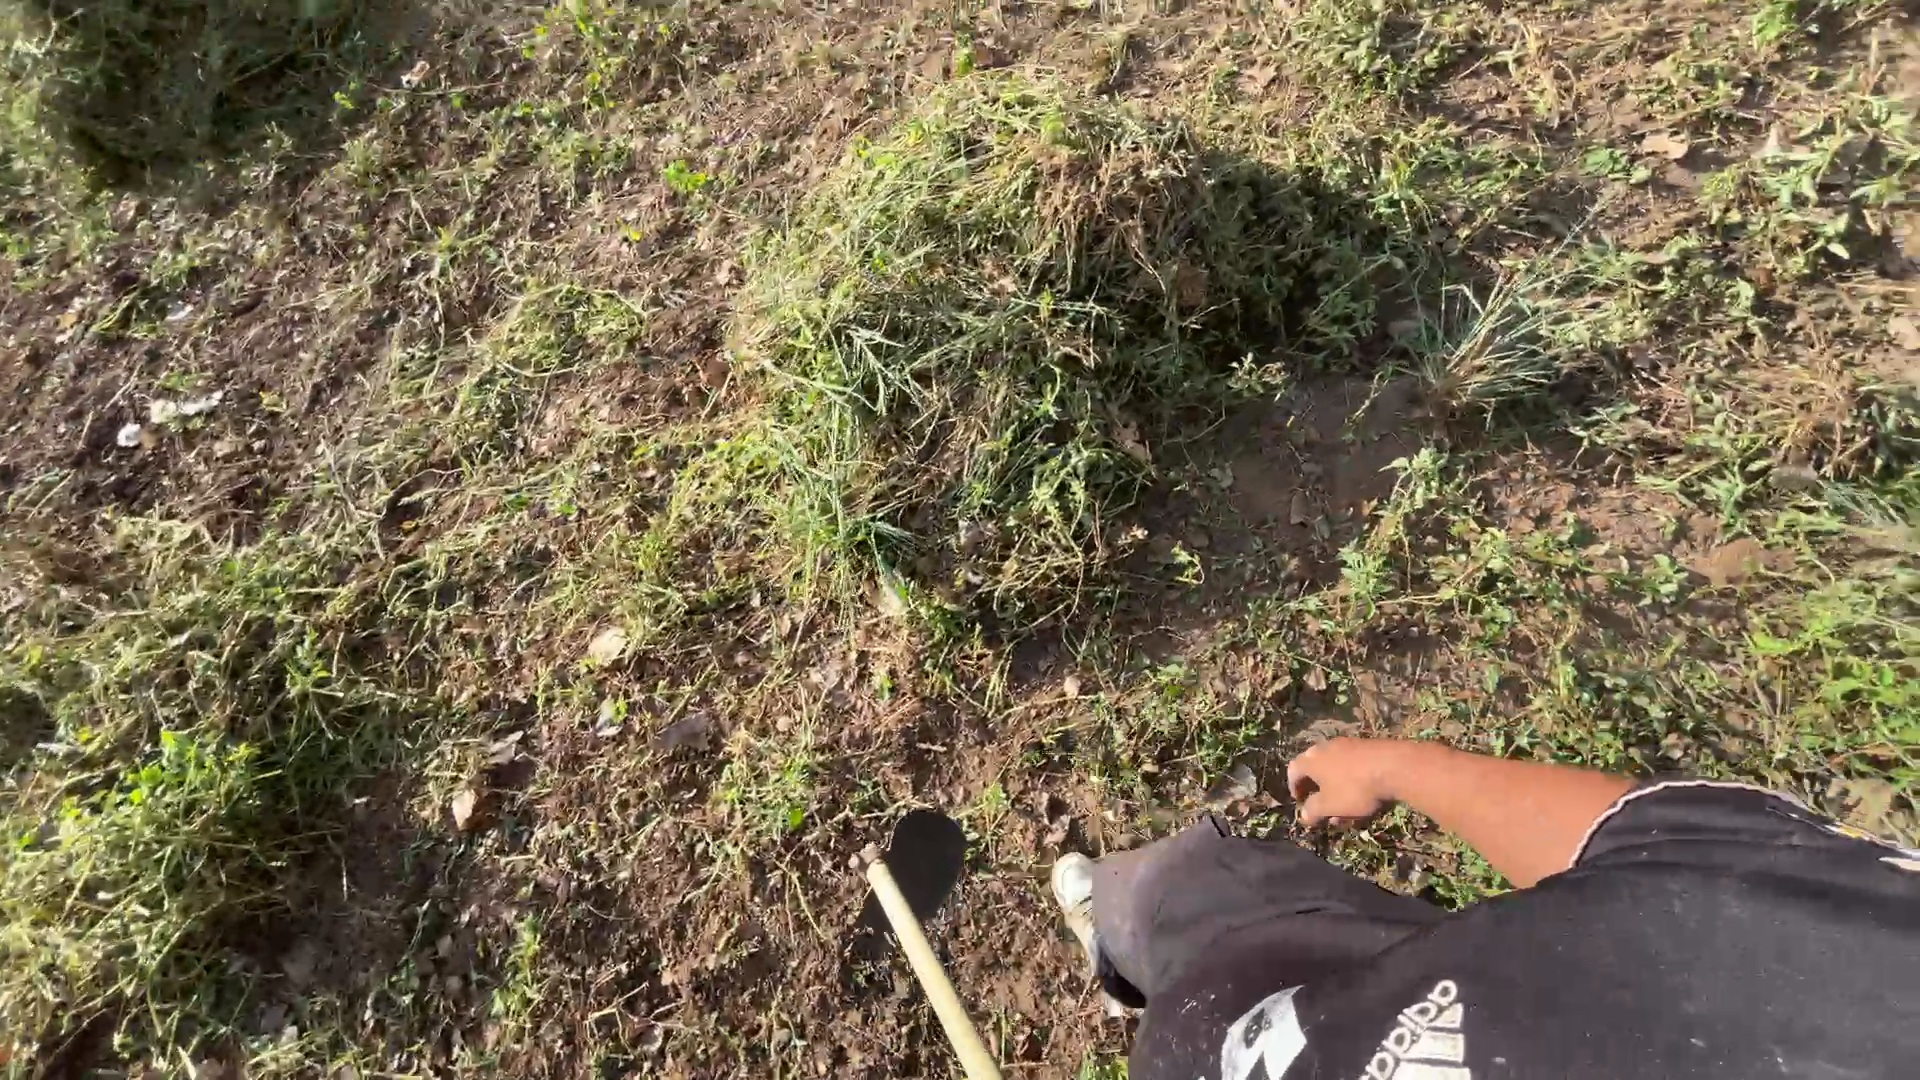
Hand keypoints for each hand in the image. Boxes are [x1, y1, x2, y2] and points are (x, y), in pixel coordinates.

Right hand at [1286, 738, 1400, 825]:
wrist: (1393, 766)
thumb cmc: (1355, 788)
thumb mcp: (1331, 806)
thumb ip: (1313, 811)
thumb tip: (1303, 815)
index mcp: (1309, 760)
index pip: (1293, 771)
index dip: (1294, 787)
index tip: (1300, 801)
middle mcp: (1323, 748)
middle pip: (1313, 767)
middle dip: (1316, 787)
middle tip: (1322, 803)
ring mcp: (1345, 745)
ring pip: (1334, 766)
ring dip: (1335, 784)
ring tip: (1345, 804)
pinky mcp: (1364, 745)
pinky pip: (1351, 763)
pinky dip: (1350, 777)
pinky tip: (1362, 791)